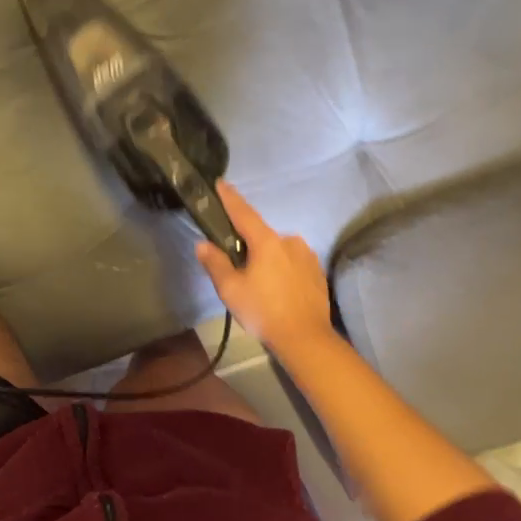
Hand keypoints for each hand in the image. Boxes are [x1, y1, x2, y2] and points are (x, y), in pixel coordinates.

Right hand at [195, 182, 334, 357]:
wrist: (305, 337)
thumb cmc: (263, 311)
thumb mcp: (231, 290)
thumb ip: (216, 264)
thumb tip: (203, 244)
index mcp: (266, 241)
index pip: (243, 212)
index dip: (230, 198)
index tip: (220, 183)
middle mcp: (289, 241)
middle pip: (261, 236)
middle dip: (248, 246)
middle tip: (237, 268)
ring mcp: (307, 255)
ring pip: (278, 251)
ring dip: (267, 260)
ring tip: (259, 286)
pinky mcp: (317, 271)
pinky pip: (292, 264)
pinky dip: (282, 271)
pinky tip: (277, 291)